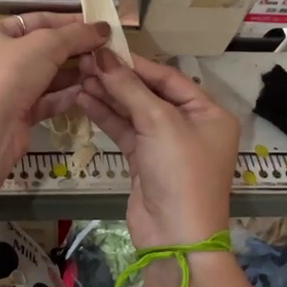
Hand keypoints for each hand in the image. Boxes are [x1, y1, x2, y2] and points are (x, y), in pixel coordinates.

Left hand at [0, 13, 109, 218]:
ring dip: (74, 73)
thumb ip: (74, 35)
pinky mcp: (17, 114)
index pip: (36, 20)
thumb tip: (102, 28)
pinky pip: (47, 99)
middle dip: (74, 49)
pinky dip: (66, 95)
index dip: (68, 21)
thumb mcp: (43, 46)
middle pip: (43, 49)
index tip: (99, 25)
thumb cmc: (6, 78)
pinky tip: (90, 91)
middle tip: (108, 49)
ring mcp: (6, 88)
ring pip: (46, 76)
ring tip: (104, 70)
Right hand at [79, 50, 239, 248]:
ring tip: (78, 77)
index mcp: (208, 112)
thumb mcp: (158, 123)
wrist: (176, 236)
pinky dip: (106, 116)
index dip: (136, 64)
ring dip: (108, 95)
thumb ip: (129, 87)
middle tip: (84, 61)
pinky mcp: (145, 161)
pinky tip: (84, 99)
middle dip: (118, 79)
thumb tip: (101, 56)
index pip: (168, 77)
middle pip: (150, 93)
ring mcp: (166, 145)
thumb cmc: (180, 172)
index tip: (104, 50)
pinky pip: (125, 131)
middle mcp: (190, 125)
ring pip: (134, 112)